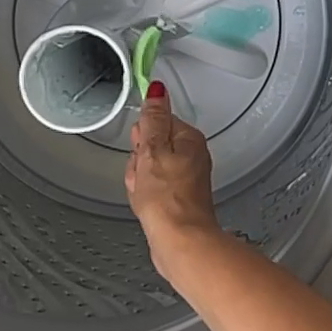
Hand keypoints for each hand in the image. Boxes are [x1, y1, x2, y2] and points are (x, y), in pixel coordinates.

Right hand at [125, 81, 220, 276]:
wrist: (179, 241)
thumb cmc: (168, 198)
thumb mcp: (152, 150)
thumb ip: (153, 119)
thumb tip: (157, 90)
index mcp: (190, 139)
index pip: (158, 122)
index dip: (143, 138)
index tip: (142, 150)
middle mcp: (192, 155)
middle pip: (152, 145)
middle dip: (139, 161)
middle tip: (143, 175)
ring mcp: (186, 177)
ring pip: (149, 168)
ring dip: (139, 180)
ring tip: (145, 193)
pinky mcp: (178, 197)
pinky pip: (152, 188)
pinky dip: (145, 195)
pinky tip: (146, 204)